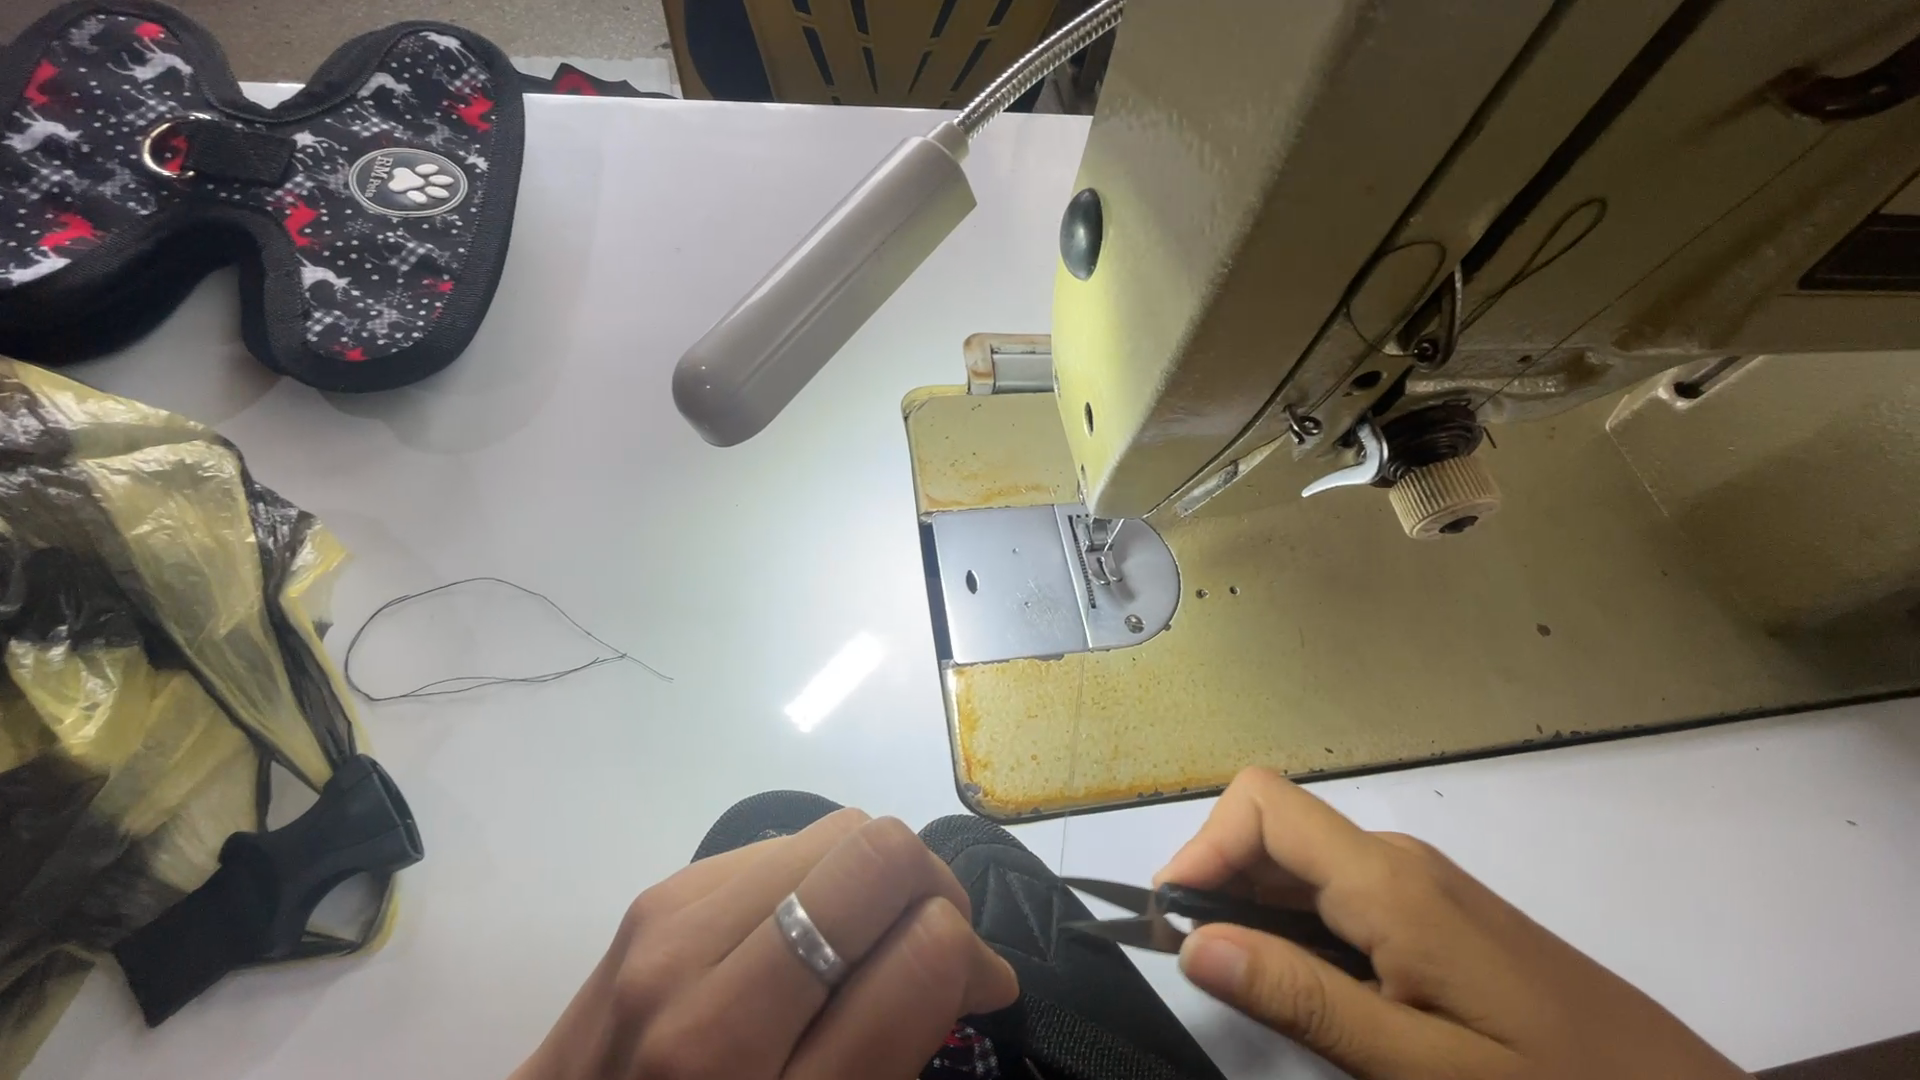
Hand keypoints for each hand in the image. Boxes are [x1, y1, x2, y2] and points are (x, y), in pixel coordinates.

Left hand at [513, 808, 1018, 1079]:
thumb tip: (977, 958)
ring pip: (839, 829)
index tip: (974, 980)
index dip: (966, 954)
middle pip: (876, 854)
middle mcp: (708, 1012)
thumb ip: (899, 1041)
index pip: (921, 952)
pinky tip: (800, 931)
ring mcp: (670, 937)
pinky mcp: (655, 896)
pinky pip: (786, 843)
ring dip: (875, 876)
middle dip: (929, 886)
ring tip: (864, 935)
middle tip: (926, 940)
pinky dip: (819, 876)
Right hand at [1158, 768, 1748, 1079]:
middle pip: (1273, 829)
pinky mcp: (1435, 909)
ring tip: (1249, 981)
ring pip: (1302, 862)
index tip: (1177, 919)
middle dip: (1219, 881)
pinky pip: (1339, 891)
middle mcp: (1396, 860)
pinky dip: (1296, 923)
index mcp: (1387, 882)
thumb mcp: (1420, 1066)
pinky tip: (1311, 984)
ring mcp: (1419, 882)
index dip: (1204, 845)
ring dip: (1253, 906)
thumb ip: (1302, 999)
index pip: (1262, 803)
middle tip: (1202, 964)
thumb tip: (1194, 944)